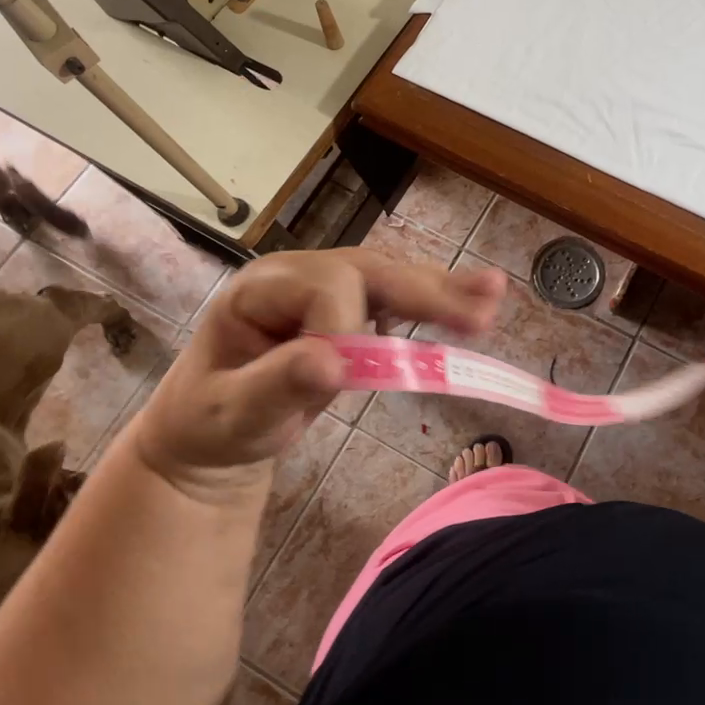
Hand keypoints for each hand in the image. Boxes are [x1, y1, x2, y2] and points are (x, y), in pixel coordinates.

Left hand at [133, 248, 507, 506]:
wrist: (210, 433)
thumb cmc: (210, 426)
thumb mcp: (227, 417)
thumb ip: (271, 387)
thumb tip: (331, 362)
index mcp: (260, 287)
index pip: (325, 287)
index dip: (346, 328)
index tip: (344, 381)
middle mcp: (297, 273)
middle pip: (370, 271)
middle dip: (424, 293)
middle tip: (479, 317)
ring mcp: (324, 286)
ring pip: (392, 277)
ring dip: (443, 290)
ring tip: (494, 292)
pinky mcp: (348, 307)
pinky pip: (396, 297)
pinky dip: (437, 299)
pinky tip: (479, 296)